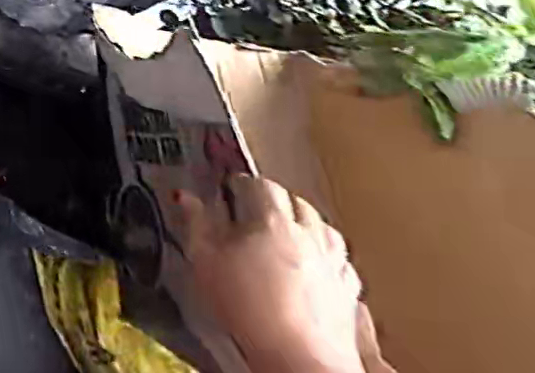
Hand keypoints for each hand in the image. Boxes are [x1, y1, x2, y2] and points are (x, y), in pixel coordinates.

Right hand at [176, 175, 366, 372]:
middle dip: (274, 198)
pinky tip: (311, 262)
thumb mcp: (204, 257)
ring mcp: (335, 267)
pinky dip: (325, 251)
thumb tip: (186, 197)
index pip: (262, 185)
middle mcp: (310, 239)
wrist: (299, 358)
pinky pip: (341, 260)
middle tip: (250, 203)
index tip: (225, 187)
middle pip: (298, 203)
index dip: (241, 181)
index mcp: (273, 223)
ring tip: (282, 228)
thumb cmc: (245, 304)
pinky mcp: (350, 294)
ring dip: (303, 221)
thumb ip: (195, 221)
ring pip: (326, 229)